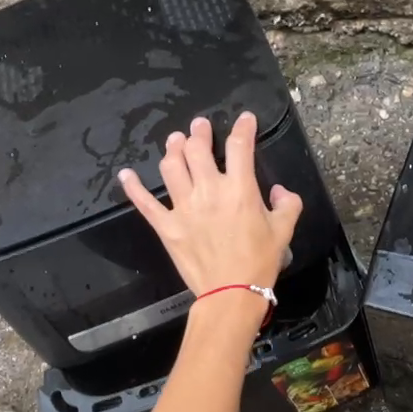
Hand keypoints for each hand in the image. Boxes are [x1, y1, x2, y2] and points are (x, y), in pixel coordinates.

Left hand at [117, 112, 301, 296]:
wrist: (232, 292)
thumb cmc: (260, 261)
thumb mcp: (284, 230)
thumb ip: (287, 204)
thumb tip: (279, 190)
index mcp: (240, 189)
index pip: (239, 147)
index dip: (243, 128)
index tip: (245, 119)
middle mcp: (209, 191)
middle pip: (197, 150)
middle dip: (199, 132)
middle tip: (199, 126)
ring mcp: (184, 207)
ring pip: (171, 167)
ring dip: (173, 149)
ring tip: (174, 141)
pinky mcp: (167, 226)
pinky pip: (145, 203)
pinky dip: (133, 187)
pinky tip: (126, 174)